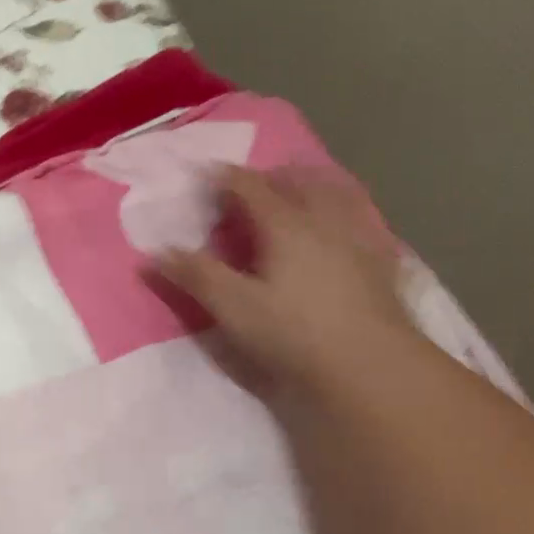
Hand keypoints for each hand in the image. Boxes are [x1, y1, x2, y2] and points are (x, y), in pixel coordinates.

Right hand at [154, 166, 419, 395]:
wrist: (368, 363)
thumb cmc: (290, 331)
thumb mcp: (230, 306)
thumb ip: (195, 275)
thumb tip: (154, 253)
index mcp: (286, 227)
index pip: (252, 190)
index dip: (226, 178)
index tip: (205, 170)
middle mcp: (325, 223)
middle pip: (300, 184)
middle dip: (273, 177)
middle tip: (250, 181)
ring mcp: (359, 240)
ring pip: (337, 196)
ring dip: (312, 186)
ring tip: (297, 189)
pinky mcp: (380, 263)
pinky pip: (361, 221)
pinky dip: (344, 212)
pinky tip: (342, 225)